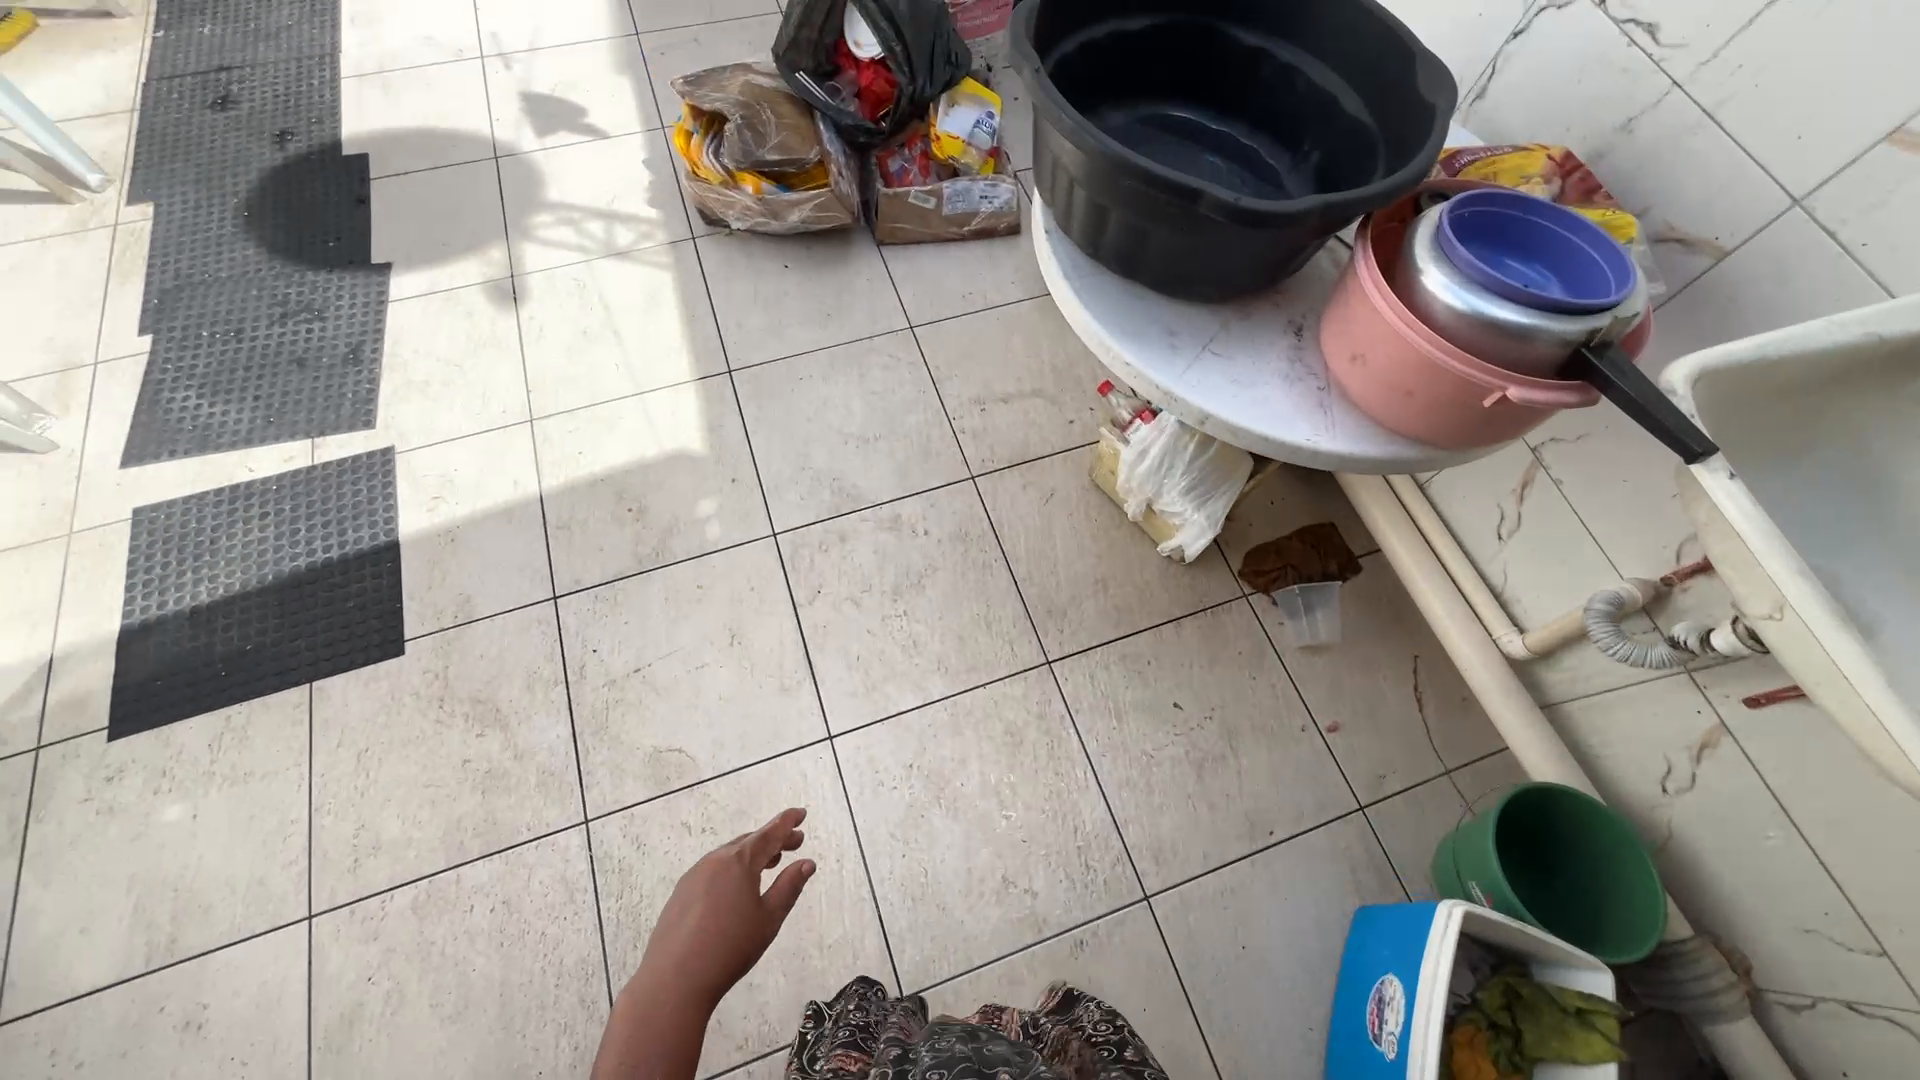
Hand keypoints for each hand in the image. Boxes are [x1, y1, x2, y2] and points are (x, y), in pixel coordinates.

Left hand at [637, 807, 816, 1010]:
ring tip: (770, 862)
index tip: (801, 813)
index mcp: (739, 862)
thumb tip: (807, 863)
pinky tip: (738, 886)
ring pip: (729, 855)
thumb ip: (789, 887)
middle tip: (795, 842)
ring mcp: (694, 875)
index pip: (769, 833)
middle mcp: (715, 861)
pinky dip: (733, 867)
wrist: (674, 980)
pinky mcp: (681, 892)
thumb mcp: (769, 918)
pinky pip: (713, 869)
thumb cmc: (730, 948)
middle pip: (749, 841)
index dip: (787, 822)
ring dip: (752, 854)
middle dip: (773, 839)